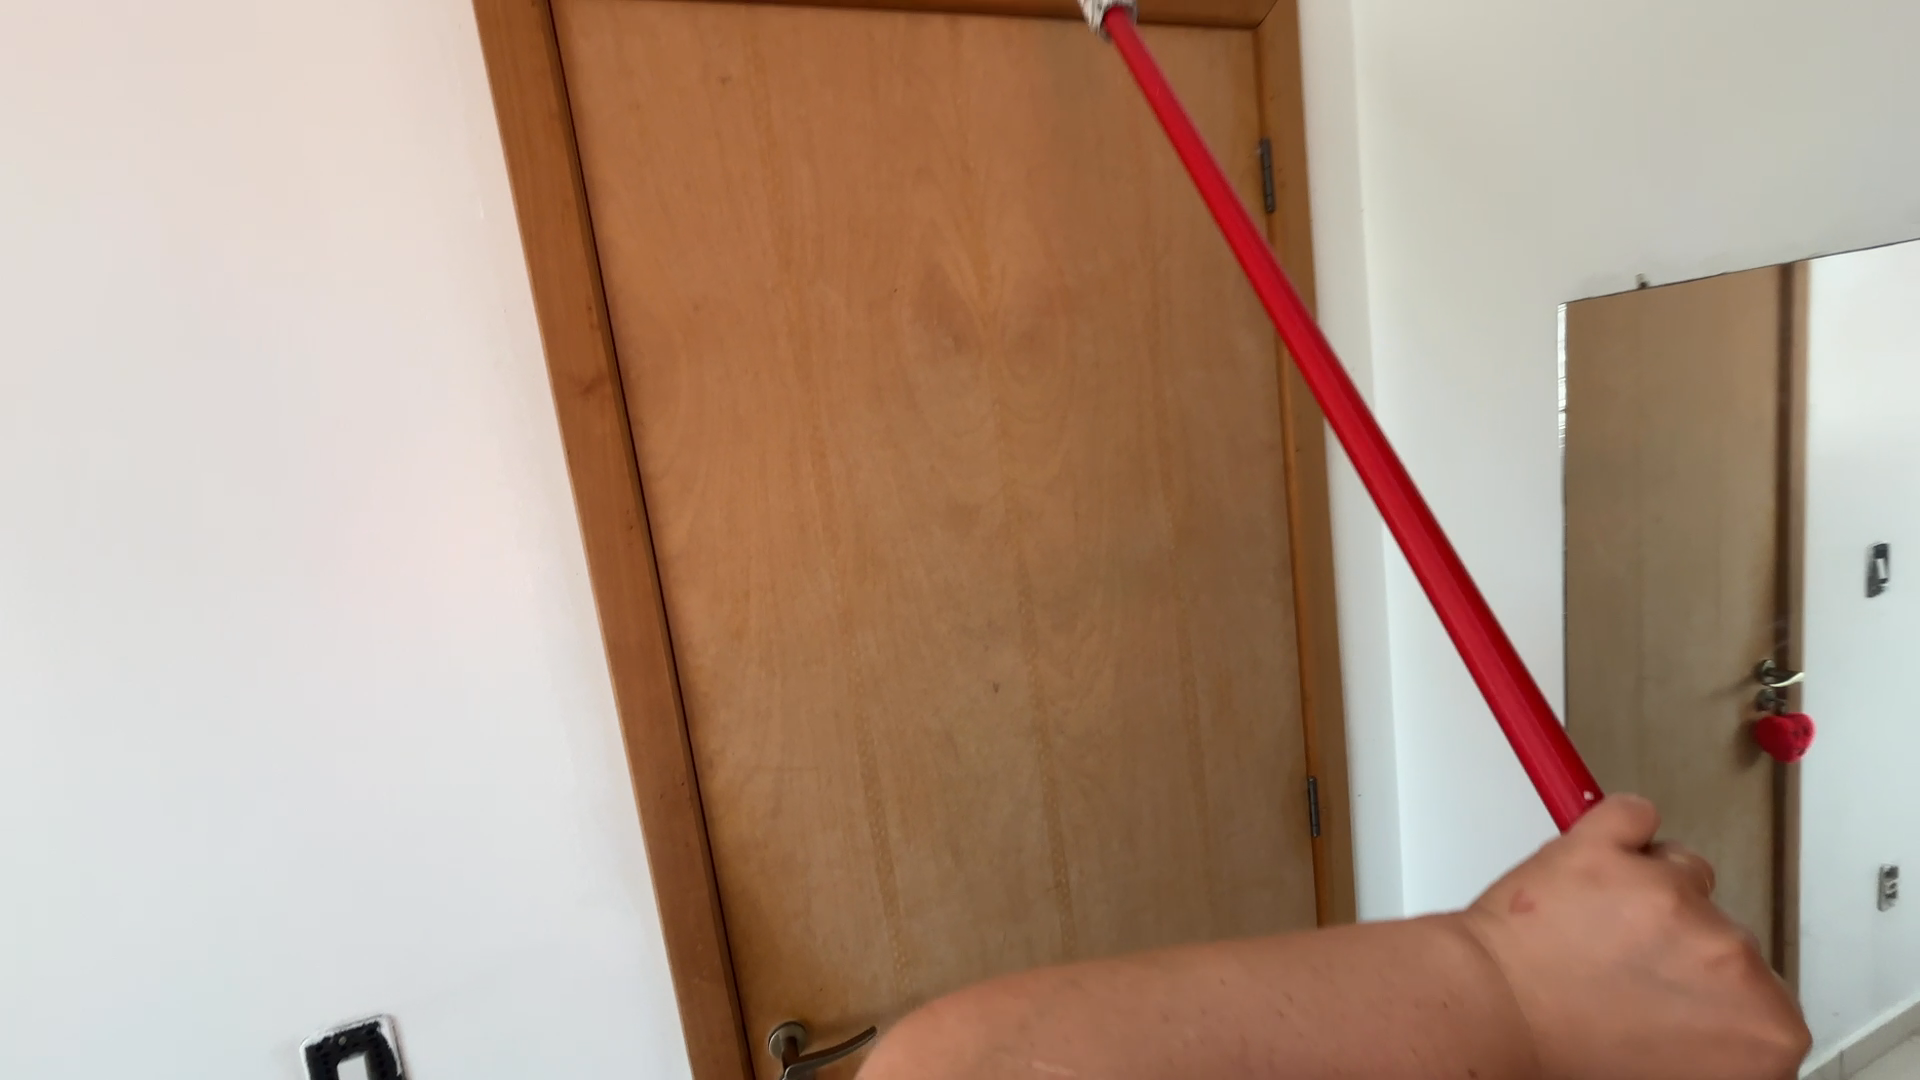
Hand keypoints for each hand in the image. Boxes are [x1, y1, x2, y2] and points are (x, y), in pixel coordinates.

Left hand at [1462, 794, 1808, 1079]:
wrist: (1495, 1005)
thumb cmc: (1567, 1041)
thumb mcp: (1681, 1070)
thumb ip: (1720, 1035)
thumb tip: (1712, 1012)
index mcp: (1766, 1027)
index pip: (1759, 985)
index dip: (1706, 982)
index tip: (1676, 980)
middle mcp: (1730, 957)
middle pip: (1719, 923)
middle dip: (1672, 933)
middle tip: (1617, 952)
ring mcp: (1667, 897)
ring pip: (1678, 867)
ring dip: (1641, 882)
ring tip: (1588, 913)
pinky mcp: (1605, 853)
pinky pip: (1630, 813)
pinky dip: (1618, 822)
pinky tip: (1604, 839)